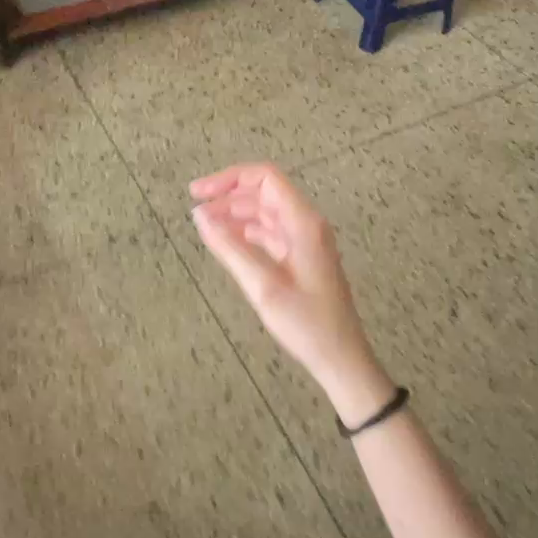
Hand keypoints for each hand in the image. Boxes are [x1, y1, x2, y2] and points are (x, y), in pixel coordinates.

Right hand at [191, 163, 394, 423]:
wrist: (342, 359)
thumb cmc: (307, 324)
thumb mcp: (263, 286)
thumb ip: (229, 247)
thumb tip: (199, 215)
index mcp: (303, 222)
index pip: (265, 177)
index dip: (230, 178)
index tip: (199, 193)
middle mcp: (306, 224)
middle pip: (264, 192)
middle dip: (228, 195)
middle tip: (195, 209)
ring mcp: (305, 241)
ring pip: (266, 212)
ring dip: (235, 213)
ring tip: (206, 226)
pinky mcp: (302, 258)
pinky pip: (270, 232)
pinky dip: (246, 231)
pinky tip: (227, 243)